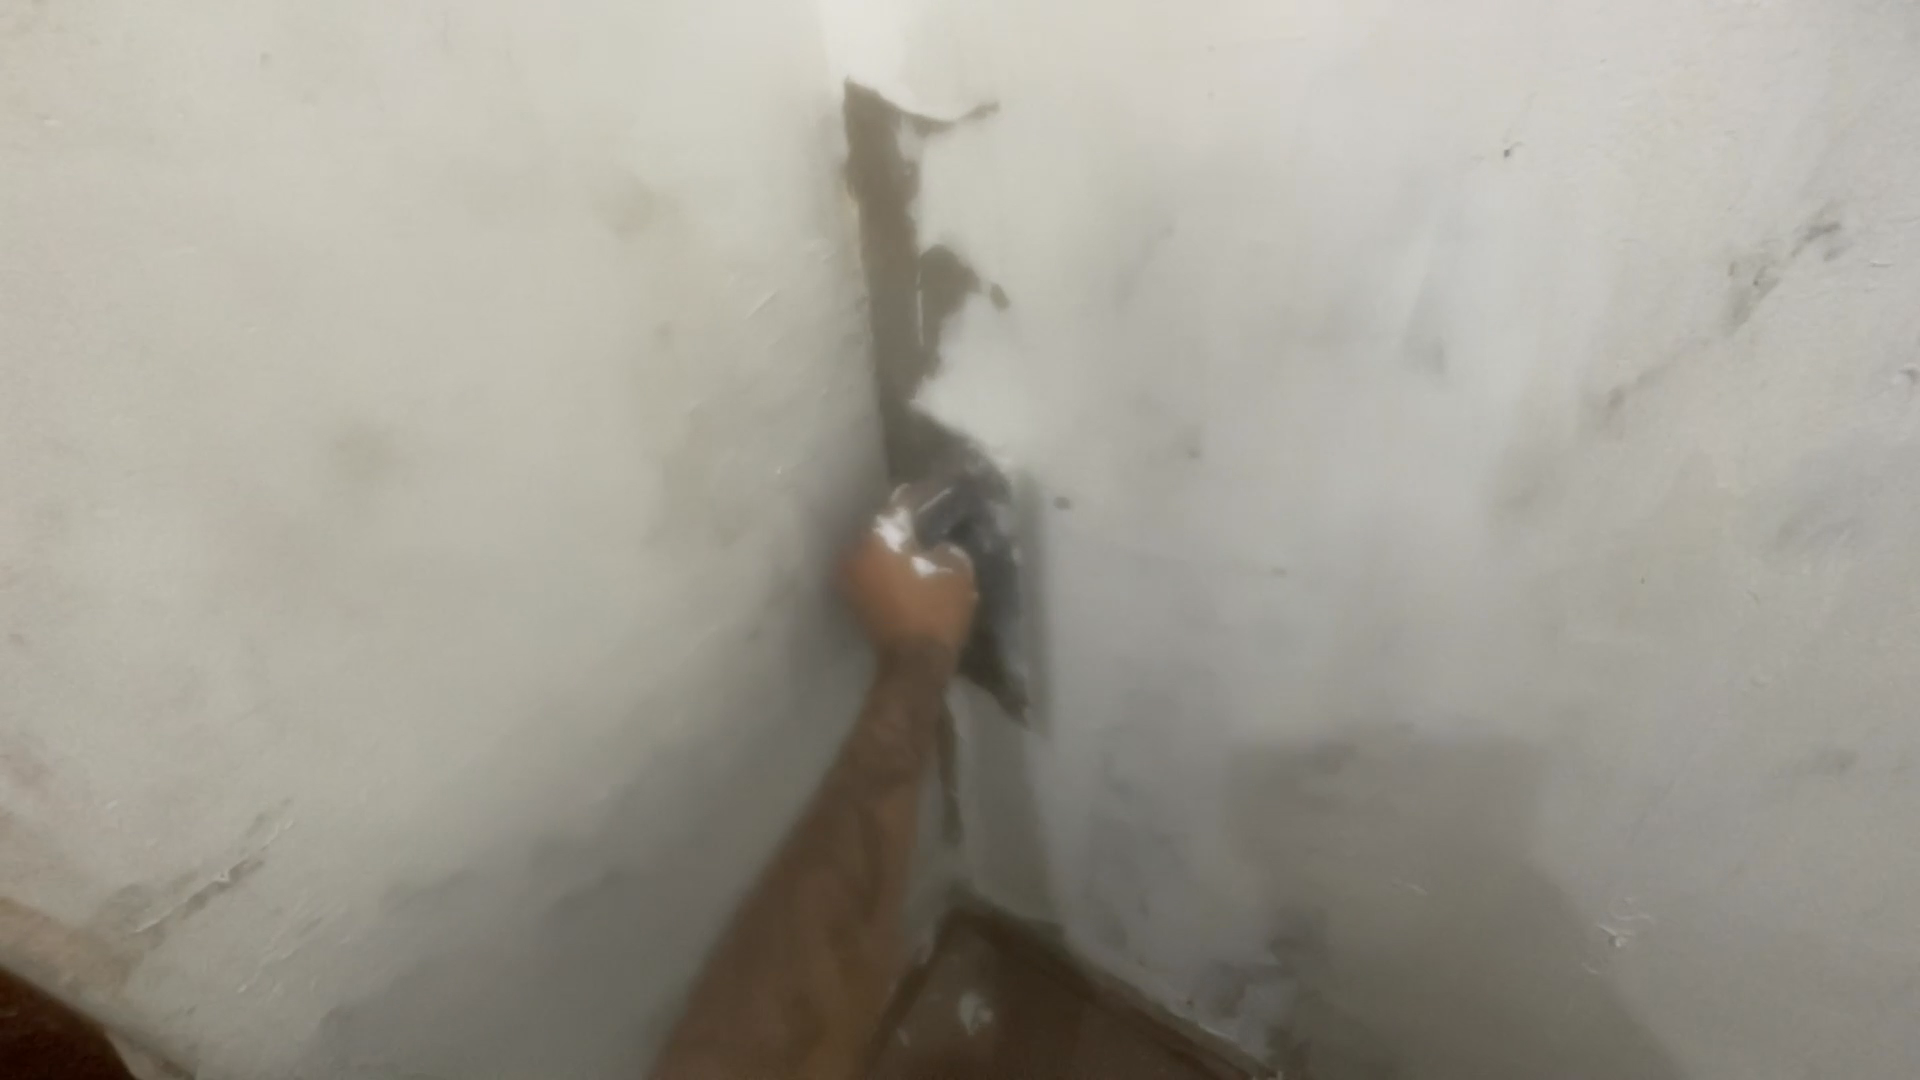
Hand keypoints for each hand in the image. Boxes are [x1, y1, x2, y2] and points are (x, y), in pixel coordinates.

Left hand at [841, 492, 977, 658]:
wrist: (915, 663)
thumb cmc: (935, 611)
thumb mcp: (956, 570)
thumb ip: (947, 548)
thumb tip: (939, 547)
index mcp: (877, 539)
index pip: (899, 506)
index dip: (921, 495)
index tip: (936, 487)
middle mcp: (855, 553)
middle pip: (883, 528)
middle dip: (906, 522)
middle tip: (930, 512)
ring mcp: (851, 579)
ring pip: (877, 551)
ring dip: (897, 546)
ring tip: (924, 539)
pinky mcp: (857, 601)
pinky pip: (876, 572)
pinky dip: (892, 567)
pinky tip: (913, 565)